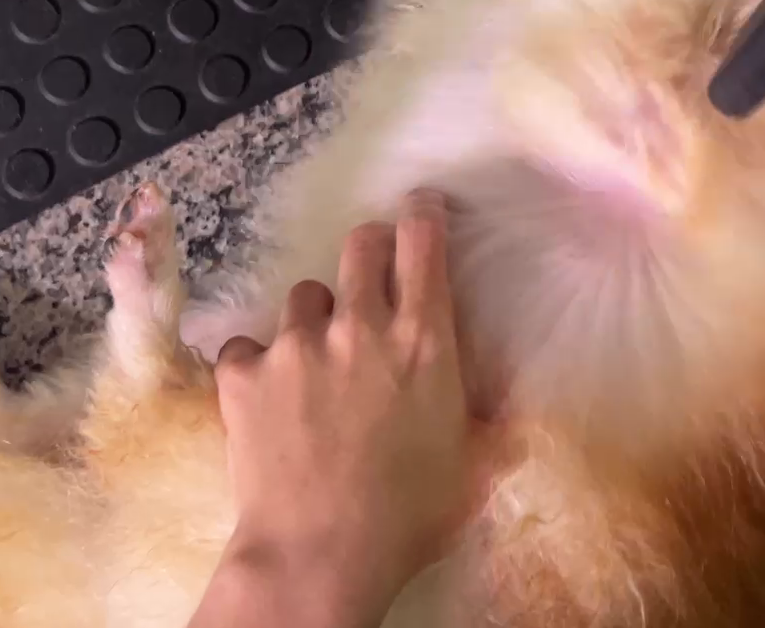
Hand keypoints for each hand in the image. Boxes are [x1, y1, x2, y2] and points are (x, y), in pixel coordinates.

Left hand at [202, 192, 503, 627]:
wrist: (319, 559)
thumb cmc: (409, 515)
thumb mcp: (473, 468)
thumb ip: (497, 425)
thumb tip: (519, 407)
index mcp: (421, 339)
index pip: (423, 241)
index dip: (423, 212)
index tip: (421, 206)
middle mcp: (360, 325)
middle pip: (360, 243)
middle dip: (368, 249)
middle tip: (370, 275)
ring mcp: (297, 344)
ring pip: (303, 294)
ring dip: (313, 317)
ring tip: (313, 358)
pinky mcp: (245, 373)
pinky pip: (246, 347)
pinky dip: (256, 365)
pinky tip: (263, 396)